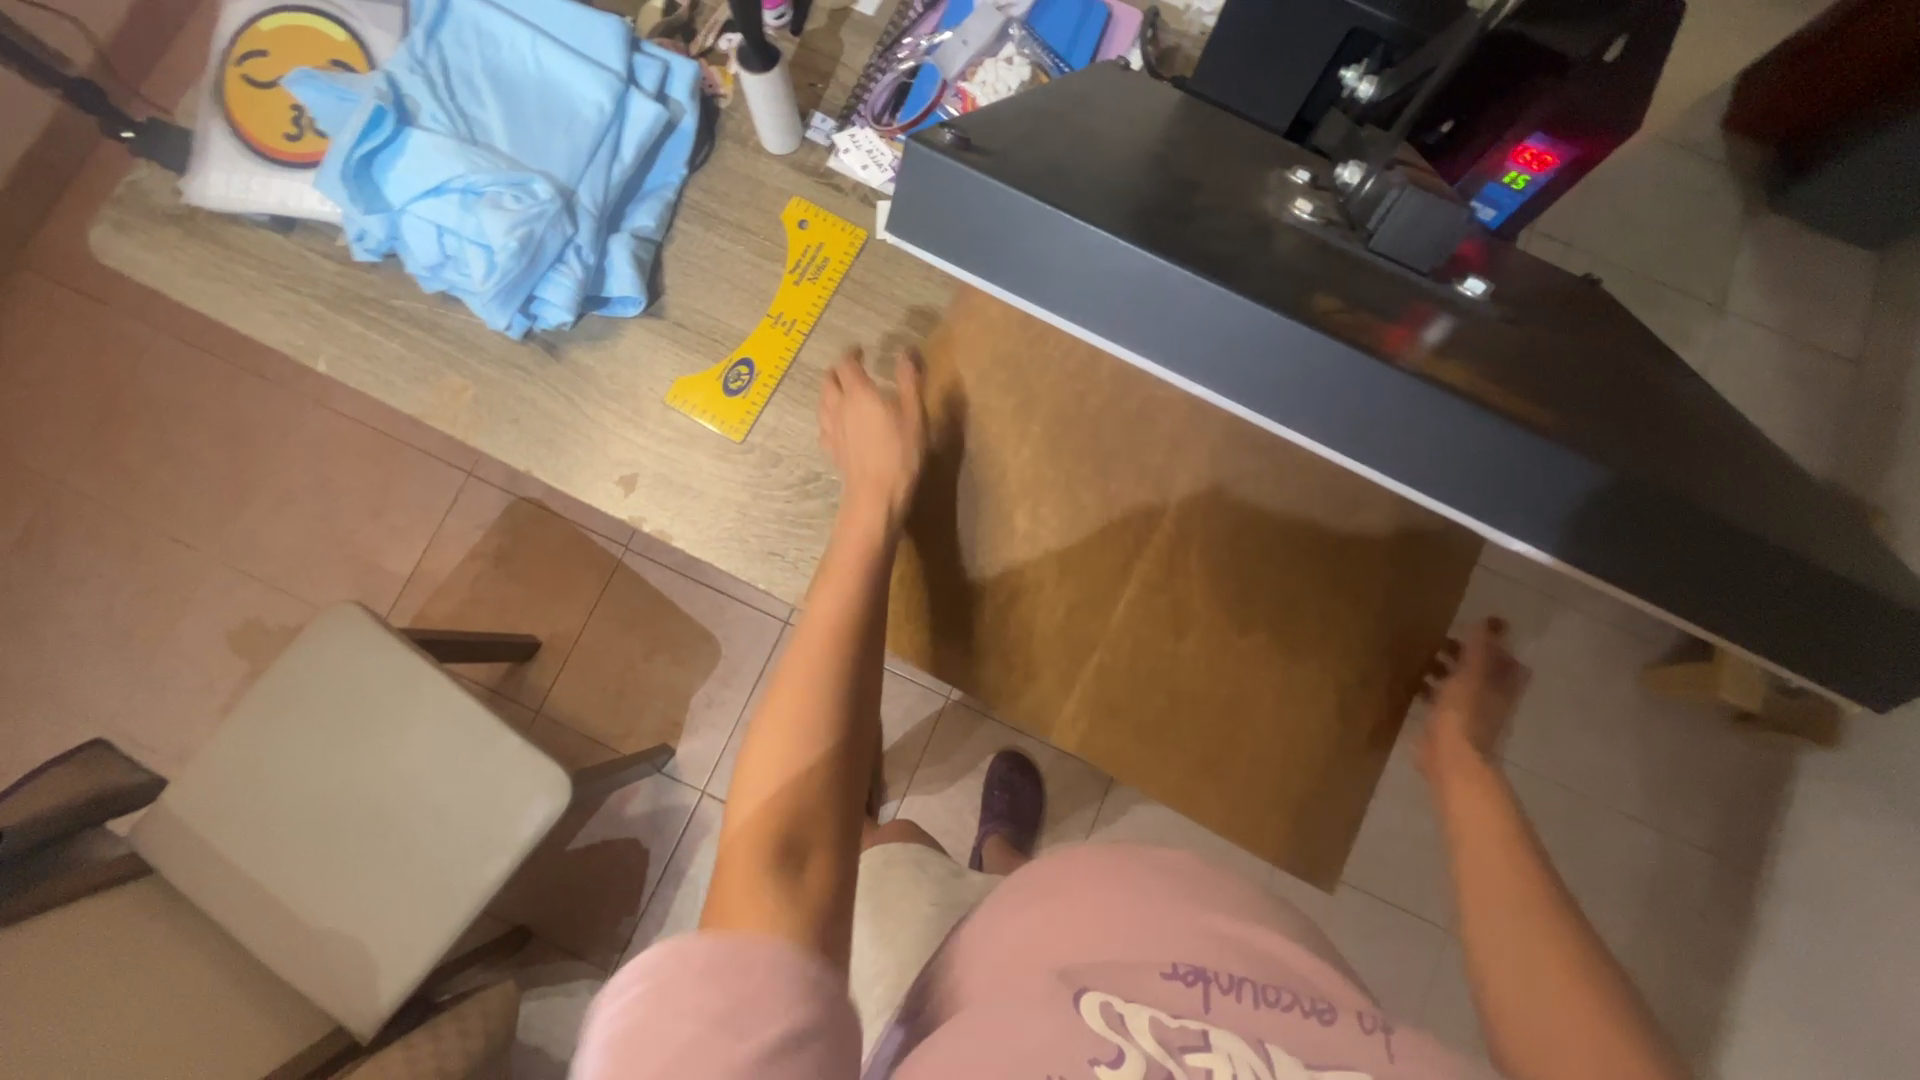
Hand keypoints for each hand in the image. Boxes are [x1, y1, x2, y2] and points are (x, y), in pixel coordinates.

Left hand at [818, 347, 926, 530]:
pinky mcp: (830, 450)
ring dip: (830, 392)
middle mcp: (838, 406)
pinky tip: (839, 425)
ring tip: (842, 394)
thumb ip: (909, 380)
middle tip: (851, 370)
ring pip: (822, 402)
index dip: (852, 354)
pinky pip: (824, 426)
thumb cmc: (900, 452)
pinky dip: (829, 418)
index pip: (847, 363)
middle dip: (837, 371)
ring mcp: (831, 429)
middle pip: (828, 380)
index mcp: (859, 392)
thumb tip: (906, 350)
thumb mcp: (914, 413)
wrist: (876, 494)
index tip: (860, 351)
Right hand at [1418, 617, 1529, 783]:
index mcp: (1503, 686)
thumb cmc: (1464, 713)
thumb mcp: (1472, 674)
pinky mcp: (1449, 724)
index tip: (1471, 632)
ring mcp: (1471, 713)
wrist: (1450, 757)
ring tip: (1422, 659)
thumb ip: (1480, 648)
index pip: (1508, 660)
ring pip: (1461, 684)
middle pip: (1482, 671)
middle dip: (1463, 655)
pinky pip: (1441, 700)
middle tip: (1439, 642)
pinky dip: (1431, 690)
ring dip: (1445, 671)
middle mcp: (1492, 698)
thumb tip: (1490, 620)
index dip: (1494, 646)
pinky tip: (1413, 684)